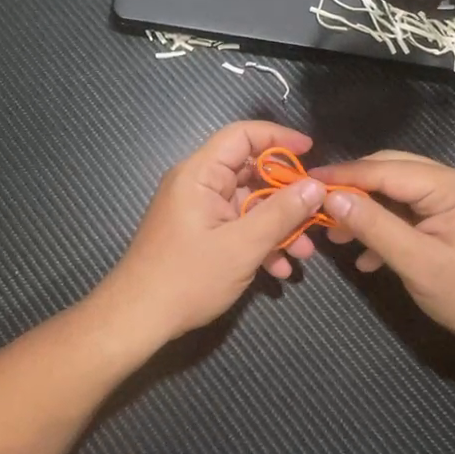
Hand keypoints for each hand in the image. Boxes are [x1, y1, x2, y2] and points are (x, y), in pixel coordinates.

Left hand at [90, 122, 325, 344]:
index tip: (312, 153)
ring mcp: (198, 210)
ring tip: (304, 253)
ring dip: (278, 225)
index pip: (242, 135)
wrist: (138, 318)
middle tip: (316, 214)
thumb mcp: (243, 246)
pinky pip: (236, 225)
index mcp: (200, 174)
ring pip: (248, 203)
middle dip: (286, 195)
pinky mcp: (199, 234)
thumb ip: (281, 213)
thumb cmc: (188, 277)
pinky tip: (279, 269)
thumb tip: (316, 185)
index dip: (278, 137)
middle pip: (250, 171)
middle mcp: (197, 184)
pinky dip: (259, 241)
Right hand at [312, 151, 454, 389]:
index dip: (343, 174)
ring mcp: (452, 200)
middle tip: (315, 205)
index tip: (304, 180)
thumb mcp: (418, 264)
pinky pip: (406, 212)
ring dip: (365, 211)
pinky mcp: (448, 220)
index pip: (385, 169)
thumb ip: (374, 226)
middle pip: (389, 172)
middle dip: (352, 189)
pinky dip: (383, 227)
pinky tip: (365, 255)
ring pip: (395, 192)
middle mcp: (452, 182)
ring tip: (336, 236)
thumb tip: (330, 196)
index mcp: (451, 186)